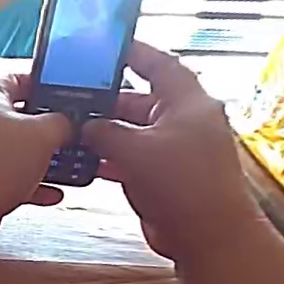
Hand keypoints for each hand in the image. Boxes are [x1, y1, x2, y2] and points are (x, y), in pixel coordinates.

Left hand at [0, 73, 72, 245]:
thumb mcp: (42, 135)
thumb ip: (61, 123)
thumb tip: (68, 125)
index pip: (15, 79)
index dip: (40, 81)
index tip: (60, 90)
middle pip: (19, 119)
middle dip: (48, 127)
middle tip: (71, 131)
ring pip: (18, 153)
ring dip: (44, 160)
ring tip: (69, 165)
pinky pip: (13, 180)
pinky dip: (34, 186)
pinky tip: (54, 194)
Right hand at [83, 42, 265, 262]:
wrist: (207, 235)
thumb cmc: (181, 183)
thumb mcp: (135, 149)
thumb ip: (105, 132)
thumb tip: (87, 126)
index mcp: (188, 102)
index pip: (160, 65)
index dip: (134, 53)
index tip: (107, 48)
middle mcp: (185, 122)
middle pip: (143, 101)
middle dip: (110, 102)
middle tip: (77, 99)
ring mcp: (177, 152)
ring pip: (137, 133)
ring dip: (109, 134)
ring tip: (76, 130)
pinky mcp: (168, 178)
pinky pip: (136, 160)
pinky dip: (115, 160)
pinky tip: (90, 162)